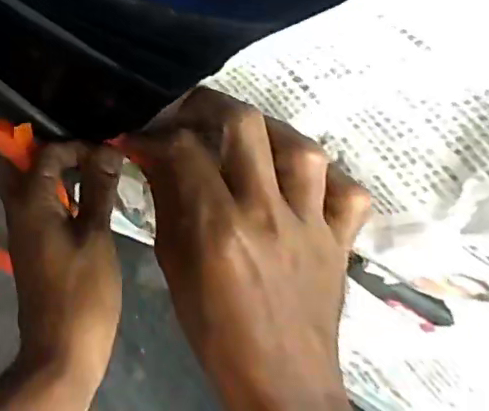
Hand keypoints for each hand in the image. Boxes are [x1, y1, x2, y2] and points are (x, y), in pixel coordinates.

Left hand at [0, 140, 123, 410]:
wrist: (59, 350)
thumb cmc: (81, 291)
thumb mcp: (95, 236)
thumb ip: (97, 190)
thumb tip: (105, 150)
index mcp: (28, 197)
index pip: (46, 152)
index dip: (77, 146)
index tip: (107, 153)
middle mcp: (15, 205)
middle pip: (16, 160)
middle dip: (46, 151)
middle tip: (83, 155)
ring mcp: (18, 226)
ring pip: (23, 182)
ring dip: (49, 173)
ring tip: (89, 175)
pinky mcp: (27, 244)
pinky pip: (32, 203)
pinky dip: (51, 194)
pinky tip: (81, 204)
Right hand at [126, 88, 370, 410]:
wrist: (282, 386)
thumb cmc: (213, 325)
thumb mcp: (172, 258)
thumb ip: (166, 197)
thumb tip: (148, 149)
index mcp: (217, 224)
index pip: (183, 146)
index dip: (154, 130)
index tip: (140, 133)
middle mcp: (266, 214)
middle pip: (244, 124)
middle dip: (207, 105)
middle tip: (188, 113)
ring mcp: (310, 228)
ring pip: (302, 148)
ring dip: (266, 131)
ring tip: (244, 137)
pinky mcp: (340, 244)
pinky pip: (348, 195)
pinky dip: (325, 178)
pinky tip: (297, 180)